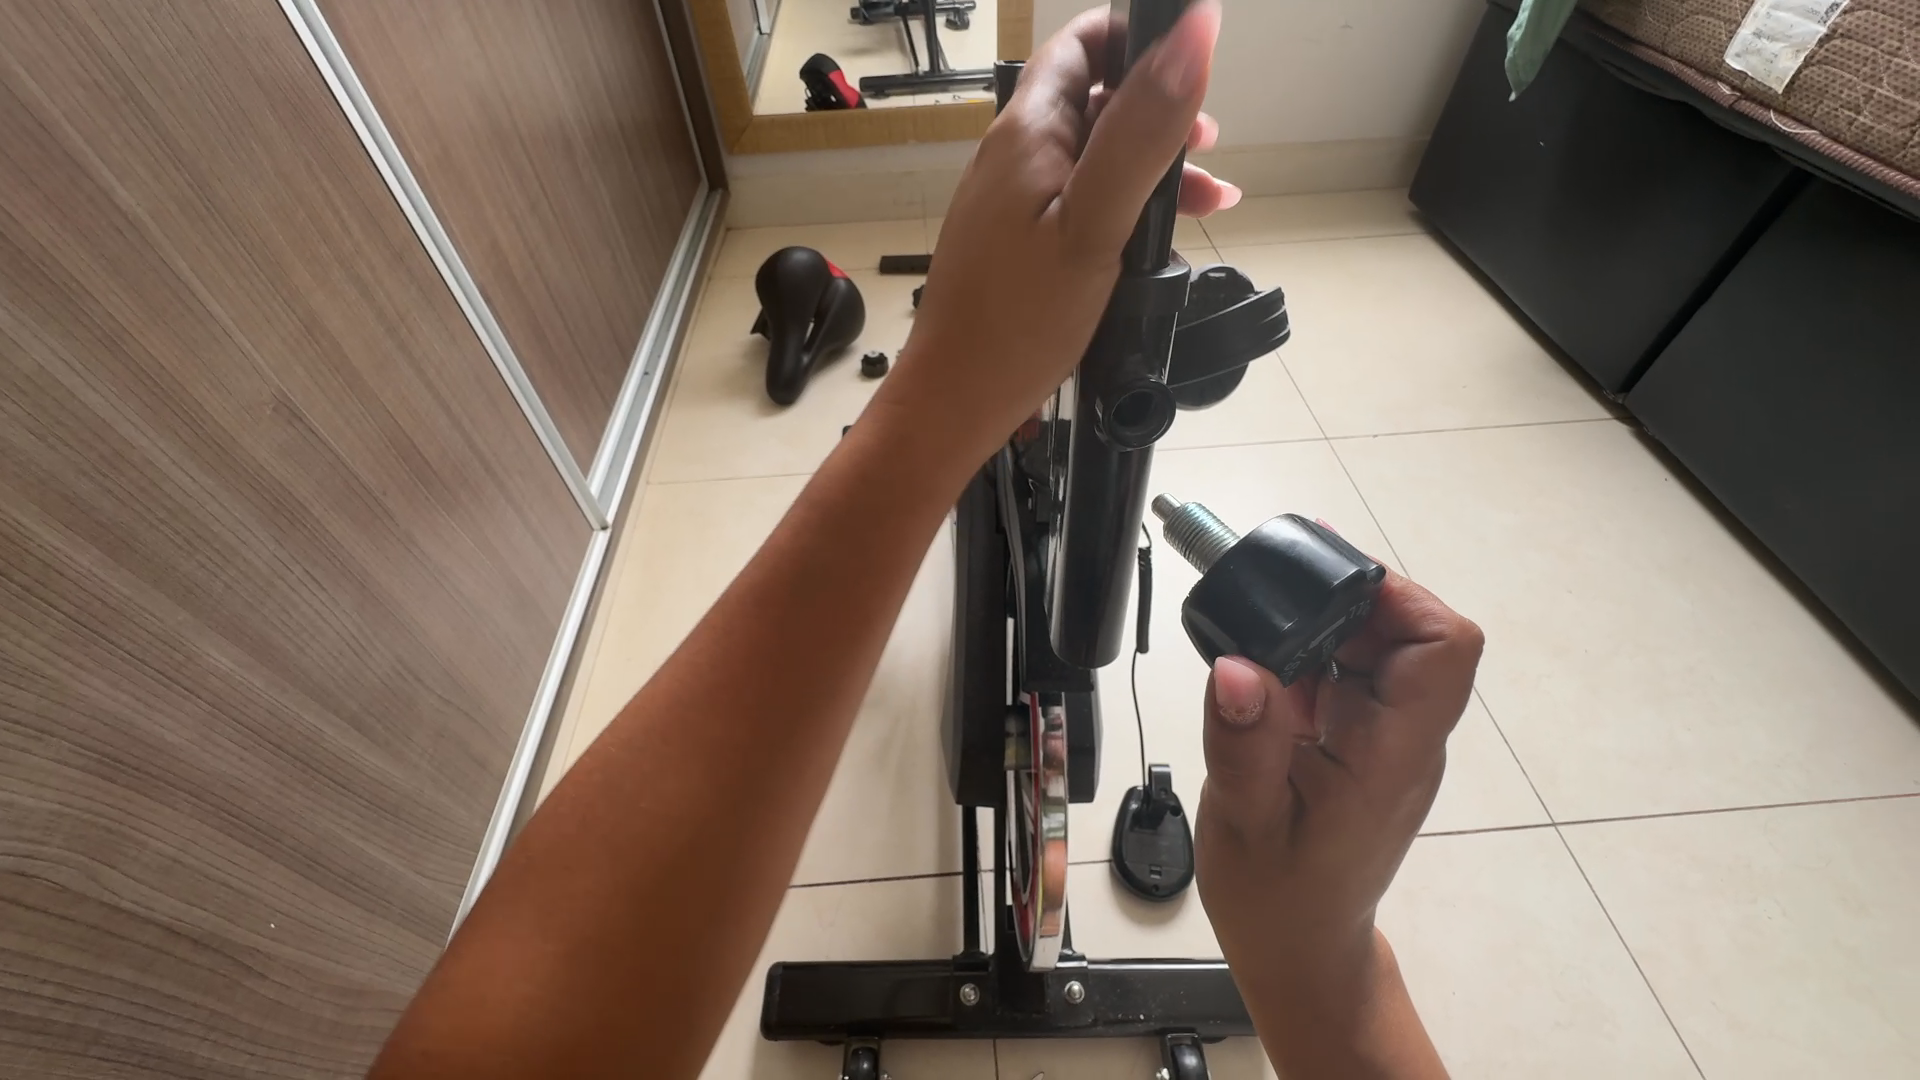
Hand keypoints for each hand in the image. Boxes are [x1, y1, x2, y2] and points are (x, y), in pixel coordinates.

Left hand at [872, 1, 1237, 464]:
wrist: (955, 401)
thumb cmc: (1018, 325)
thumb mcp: (1093, 224)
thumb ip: (1141, 130)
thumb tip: (1194, 29)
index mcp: (1026, 134)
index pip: (1081, 45)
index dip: (1137, 42)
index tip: (1190, 74)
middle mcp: (1011, 160)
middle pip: (1093, 106)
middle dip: (1158, 118)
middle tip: (1208, 154)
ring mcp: (1007, 206)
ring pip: (1089, 163)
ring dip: (1148, 173)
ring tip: (1207, 206)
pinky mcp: (1011, 249)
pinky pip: (1072, 209)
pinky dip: (1117, 214)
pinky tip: (1152, 246)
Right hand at [1194, 570, 1482, 999]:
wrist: (1299, 946)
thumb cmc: (1275, 897)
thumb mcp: (1244, 821)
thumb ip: (1244, 743)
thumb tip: (1236, 663)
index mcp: (1390, 753)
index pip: (1442, 648)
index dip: (1396, 597)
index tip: (1322, 581)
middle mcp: (1401, 736)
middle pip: (1409, 636)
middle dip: (1344, 598)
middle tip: (1267, 584)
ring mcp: (1382, 739)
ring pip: (1375, 650)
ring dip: (1320, 623)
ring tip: (1254, 613)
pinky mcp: (1358, 742)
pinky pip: (1346, 675)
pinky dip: (1305, 652)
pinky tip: (1260, 661)